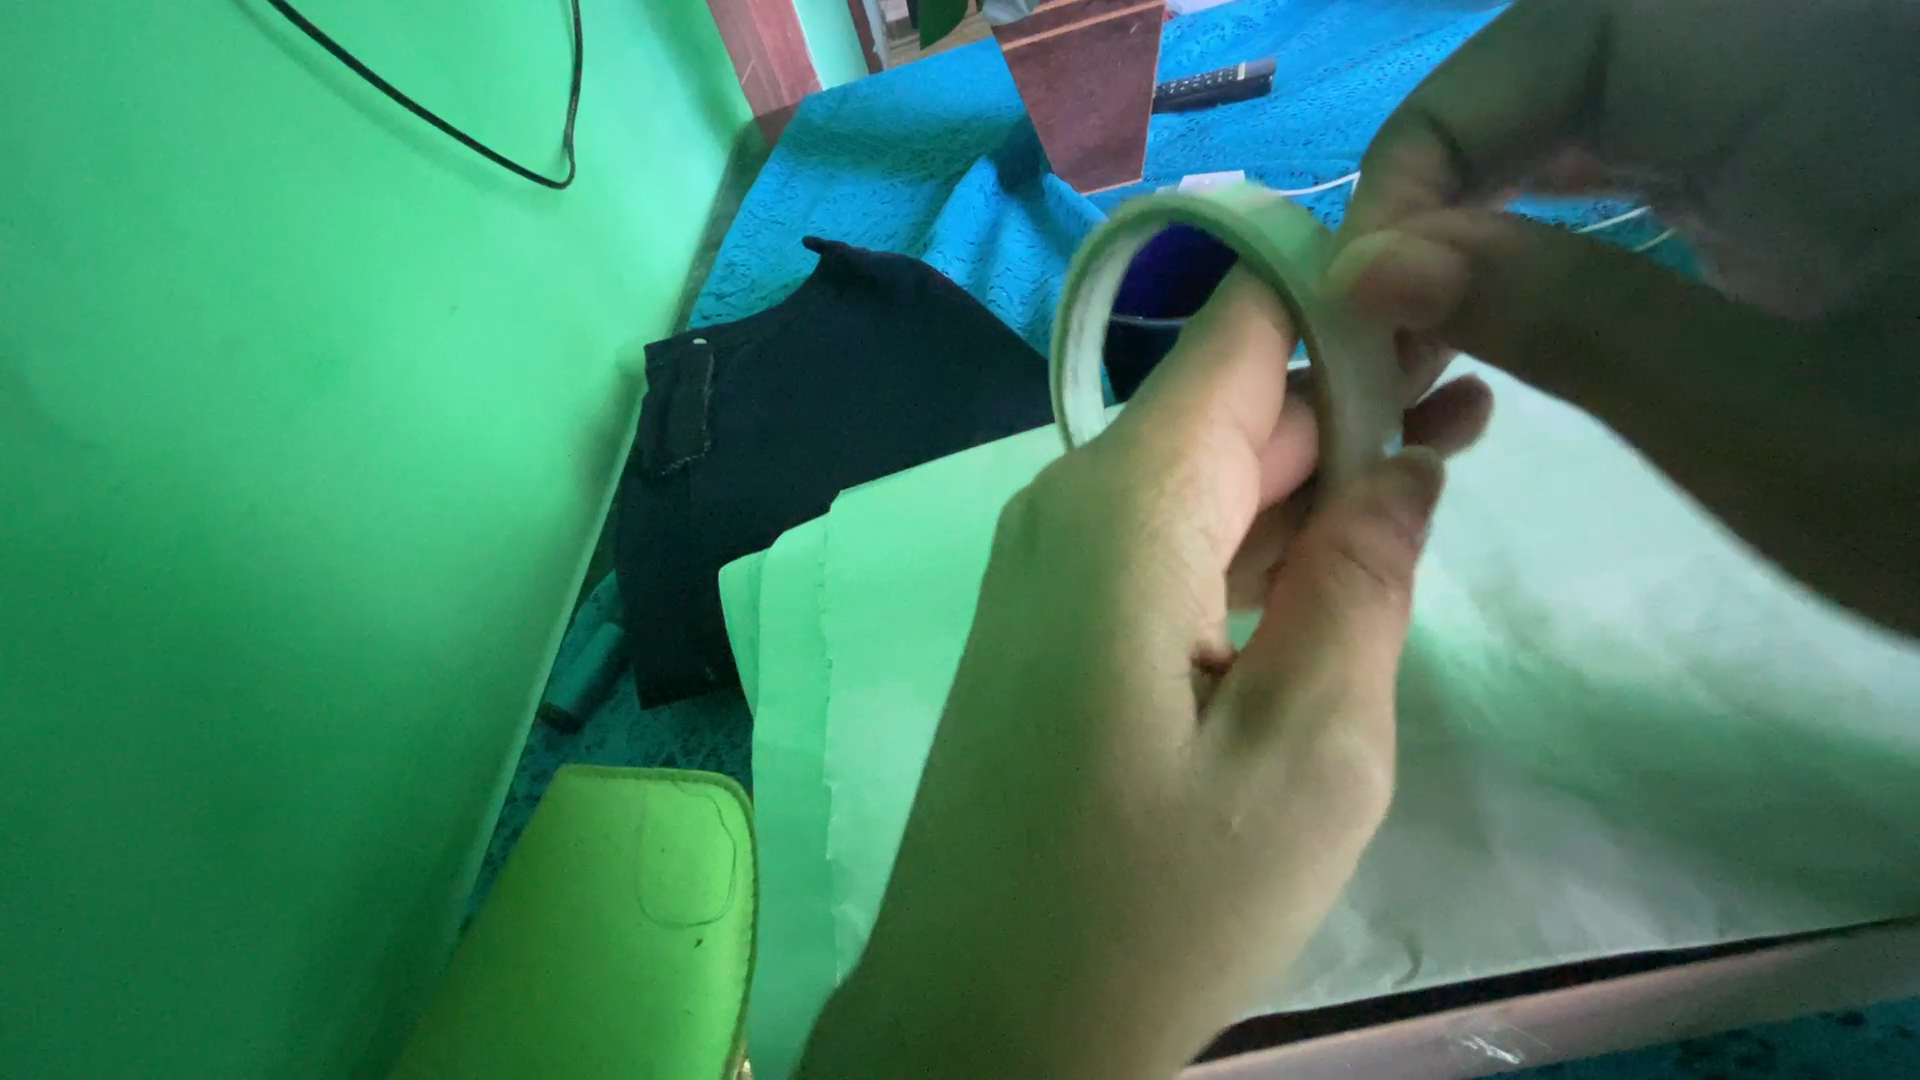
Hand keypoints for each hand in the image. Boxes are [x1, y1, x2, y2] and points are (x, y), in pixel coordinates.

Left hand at [796, 272, 1489, 1079]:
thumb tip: (1401, 466)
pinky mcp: (1054, 619)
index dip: (1332, 287)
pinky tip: (1340, 536)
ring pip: (1201, 476)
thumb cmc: (1145, 901)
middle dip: (1345, 385)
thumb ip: (1359, 586)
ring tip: (1448, 437)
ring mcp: (1052, 564)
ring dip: (1311, 462)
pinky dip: (1254, 530)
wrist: (981, 1003)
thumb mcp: (1307, 754)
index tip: (1436, 273)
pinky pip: (1166, 541)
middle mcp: (1071, 506)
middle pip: (1224, 407)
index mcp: (1125, 506)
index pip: (1231, 334)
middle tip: (1478, 377)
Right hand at [1330, 0, 1919, 633]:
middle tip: (1376, 314)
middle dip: (1438, 188)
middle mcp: (1831, 57)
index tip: (1362, 285)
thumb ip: (1566, 322)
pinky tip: (1491, 299)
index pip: (1566, 37)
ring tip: (1418, 319)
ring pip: (1580, 111)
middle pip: (1559, 69)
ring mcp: (1816, 107)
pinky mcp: (1795, 168)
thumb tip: (1366, 270)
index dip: (1428, 147)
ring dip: (1472, 209)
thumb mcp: (1770, 428)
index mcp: (1856, 73)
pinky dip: (1530, 224)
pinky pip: (1622, 155)